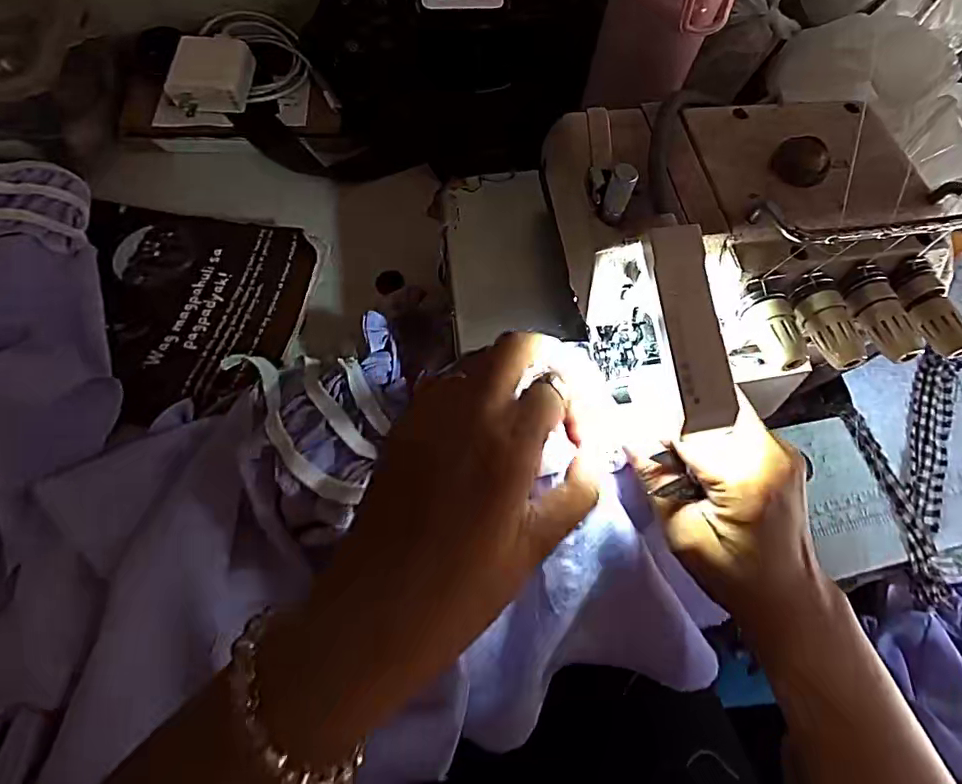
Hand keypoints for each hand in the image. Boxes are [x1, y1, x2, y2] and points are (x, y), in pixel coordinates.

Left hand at [262, 332, 601, 760]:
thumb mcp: (536, 546)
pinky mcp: (403, 425)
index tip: (575, 443)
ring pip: (478, 359)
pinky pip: (446, 384)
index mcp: (510, 441)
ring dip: (507, 375)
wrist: (371, 616)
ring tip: (515, 420)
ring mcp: (430, 413)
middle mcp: (471, 411)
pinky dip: (471, 391)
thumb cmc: (463, 589)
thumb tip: (590, 456)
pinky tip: (474, 434)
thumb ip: (577, 491)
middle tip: (553, 404)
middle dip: (545, 361)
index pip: (554, 387)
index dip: (576, 409)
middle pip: (516, 346)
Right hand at [628, 398, 824, 631]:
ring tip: (692, 468)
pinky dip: (717, 436)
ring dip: (699, 426)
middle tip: (665, 454)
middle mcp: (771, 452)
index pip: (691, 424)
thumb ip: (657, 480)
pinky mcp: (782, 450)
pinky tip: (712, 471)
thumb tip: (632, 438)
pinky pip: (739, 424)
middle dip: (680, 420)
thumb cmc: (737, 576)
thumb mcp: (682, 533)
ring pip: (725, 409)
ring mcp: (781, 448)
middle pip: (711, 406)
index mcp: (746, 475)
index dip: (659, 428)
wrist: (787, 595)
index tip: (641, 438)